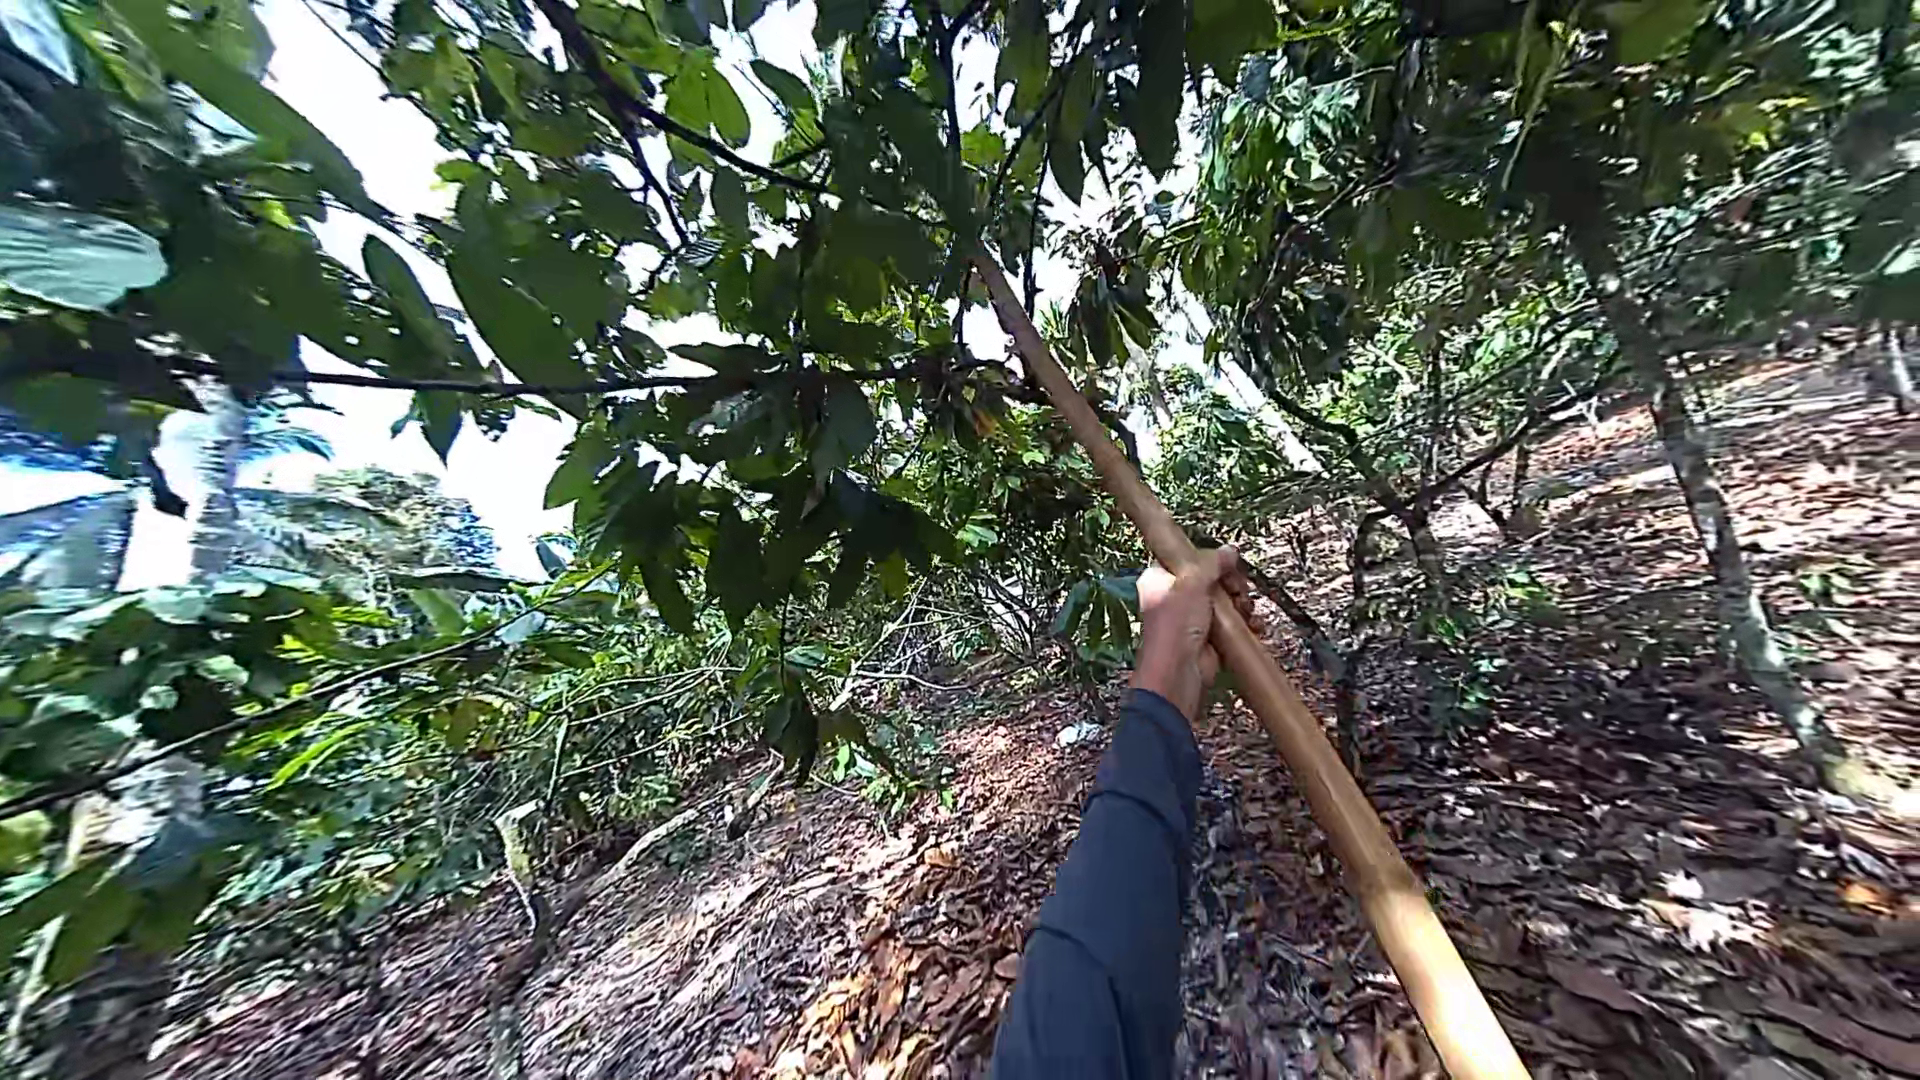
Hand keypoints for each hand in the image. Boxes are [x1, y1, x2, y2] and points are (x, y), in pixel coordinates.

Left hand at [1129, 547, 1254, 720]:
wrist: (1179, 671)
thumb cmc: (1176, 622)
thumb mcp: (1192, 583)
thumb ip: (1211, 564)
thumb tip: (1230, 550)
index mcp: (1159, 579)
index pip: (1188, 560)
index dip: (1210, 563)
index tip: (1228, 566)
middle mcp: (1173, 596)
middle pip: (1211, 580)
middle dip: (1232, 586)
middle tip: (1238, 592)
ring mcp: (1191, 618)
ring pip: (1225, 601)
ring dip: (1242, 605)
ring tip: (1246, 612)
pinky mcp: (1208, 637)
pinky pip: (1231, 623)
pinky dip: (1245, 623)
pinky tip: (1254, 626)